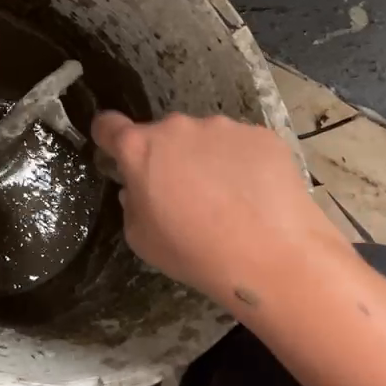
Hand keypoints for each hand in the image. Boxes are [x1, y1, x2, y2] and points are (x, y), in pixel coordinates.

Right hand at [92, 110, 353, 313]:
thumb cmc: (196, 253)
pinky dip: (244, 163)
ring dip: (206, 158)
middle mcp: (174, 126)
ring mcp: (221, 127)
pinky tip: (258, 196)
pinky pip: (242, 145)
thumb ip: (130, 203)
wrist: (277, 260)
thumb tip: (138, 190)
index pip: (107, 124)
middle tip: (186, 194)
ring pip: (204, 138)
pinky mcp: (261, 135)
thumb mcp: (141, 238)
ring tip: (230, 198)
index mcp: (137, 147)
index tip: (119, 156)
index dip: (109, 138)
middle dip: (167, 157)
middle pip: (161, 135)